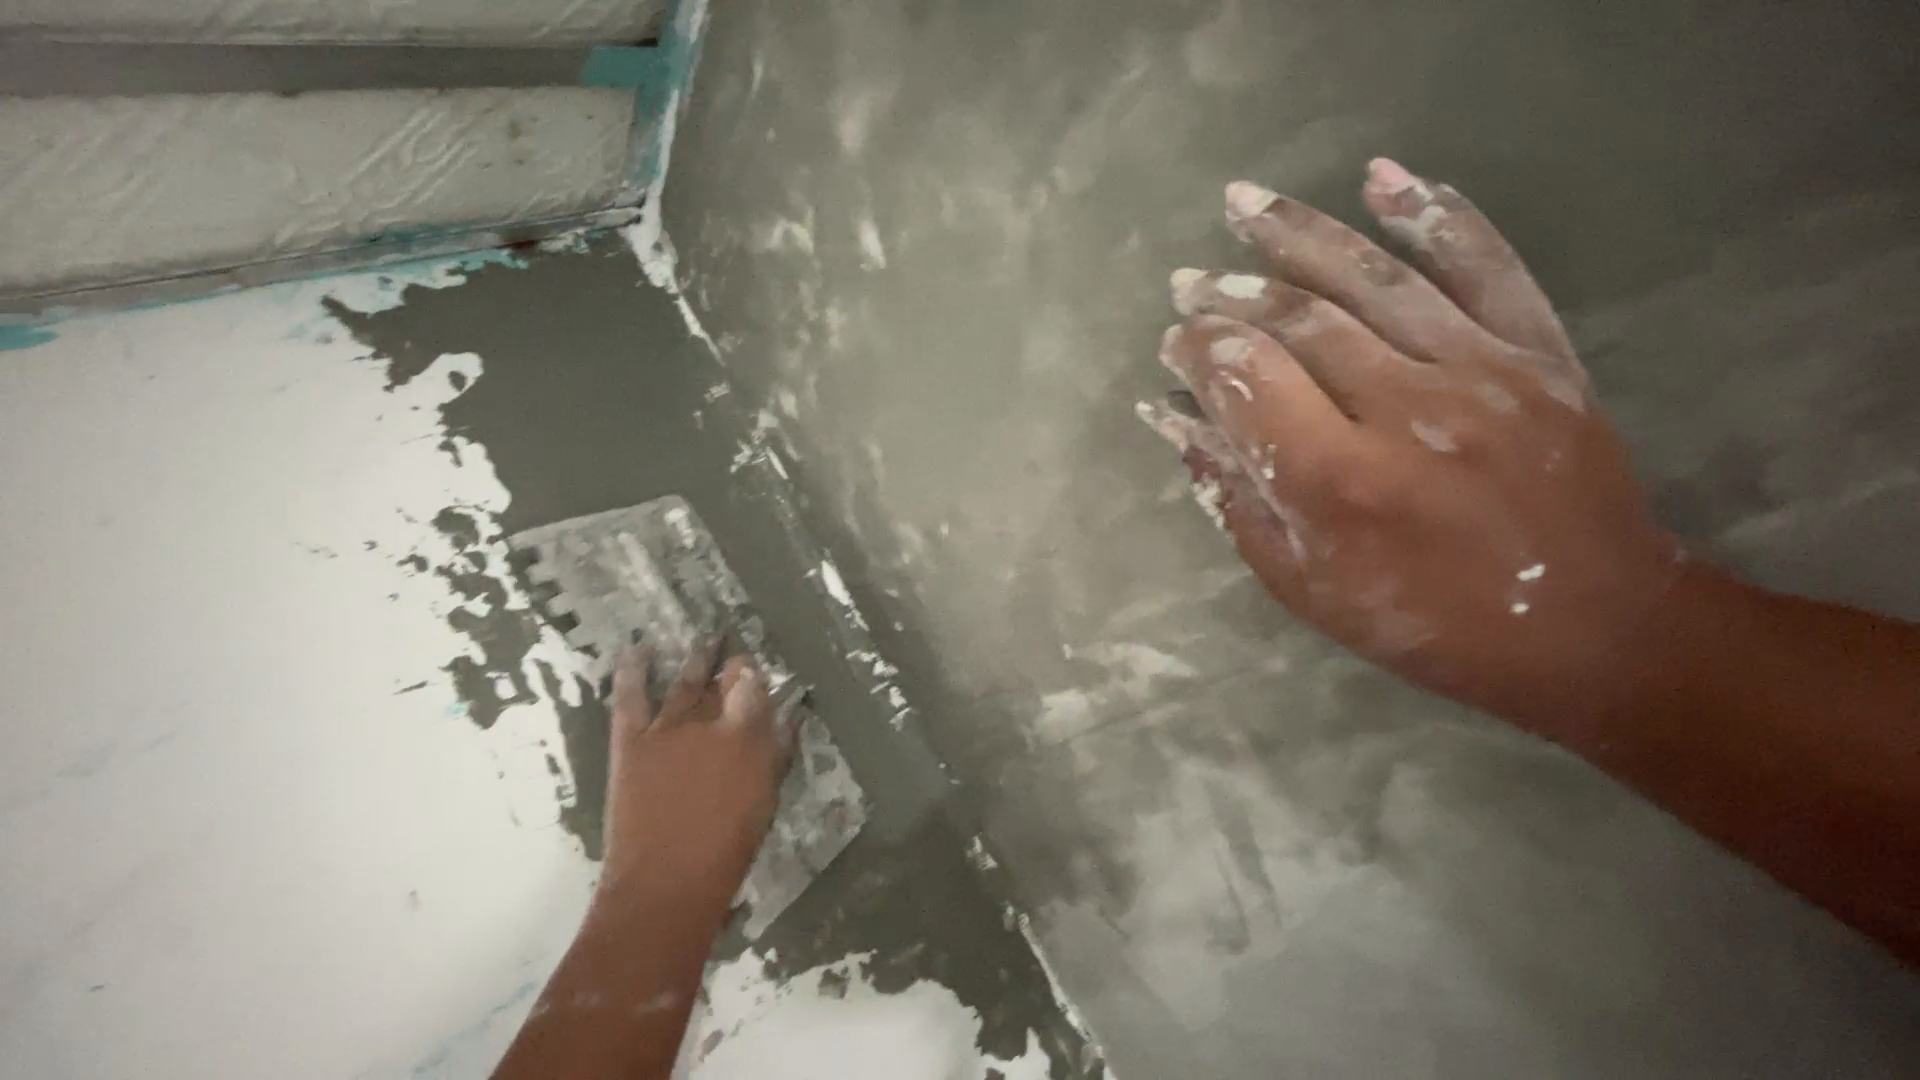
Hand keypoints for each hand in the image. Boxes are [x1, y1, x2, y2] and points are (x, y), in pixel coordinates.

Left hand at [598, 641, 793, 913]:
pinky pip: (630, 695)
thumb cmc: (726, 850)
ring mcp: (666, 728)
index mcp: (746, 736)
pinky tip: (638, 649)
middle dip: (733, 664)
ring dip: (698, 656)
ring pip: (685, 679)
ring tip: (708, 636)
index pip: (754, 684)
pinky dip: (633, 669)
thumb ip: (777, 751)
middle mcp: (708, 722)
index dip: (757, 675)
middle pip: (724, 678)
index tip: (760, 674)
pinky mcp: (631, 740)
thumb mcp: (765, 799)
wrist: (664, 883)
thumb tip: (792, 713)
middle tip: (737, 654)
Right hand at [1141, 159, 1682, 742]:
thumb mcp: (1304, 584)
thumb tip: (1174, 421)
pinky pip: (1484, 266)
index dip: (1198, 350)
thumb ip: (1234, 497)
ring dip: (1298, 235)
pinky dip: (1433, 215)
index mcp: (1338, 481)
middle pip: (1299, 322)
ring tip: (1242, 202)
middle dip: (1230, 295)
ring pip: (1374, 279)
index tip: (1173, 342)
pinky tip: (1382, 176)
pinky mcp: (1540, 354)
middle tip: (1188, 282)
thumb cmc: (1425, 624)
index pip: (1246, 380)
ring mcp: (1481, 372)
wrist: (1590, 628)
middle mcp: (1406, 411)